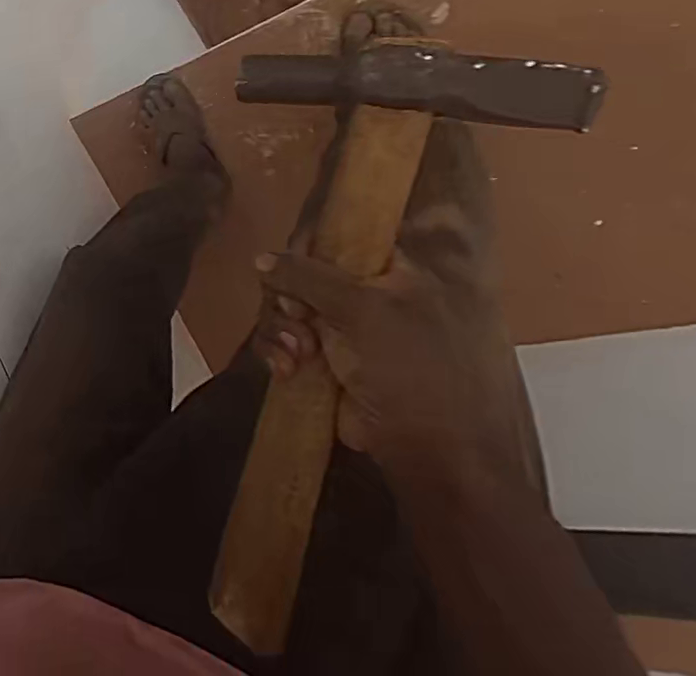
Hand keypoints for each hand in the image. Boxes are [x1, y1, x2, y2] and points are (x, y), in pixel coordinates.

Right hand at [253, 209, 542, 496]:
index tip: (294, 264)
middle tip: (296, 317)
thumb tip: (260, 259)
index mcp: (397, 270)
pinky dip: (277, 351)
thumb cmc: (415, 371)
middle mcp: (369, 293)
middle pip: (304, 271)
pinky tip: (285, 369)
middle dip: (290, 295)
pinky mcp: (326, 360)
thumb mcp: (364, 312)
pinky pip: (283, 340)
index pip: (341, 235)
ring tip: (293, 355)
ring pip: (288, 306)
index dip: (310, 244)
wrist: (435, 459)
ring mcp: (346, 329)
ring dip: (282, 327)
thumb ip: (308, 277)